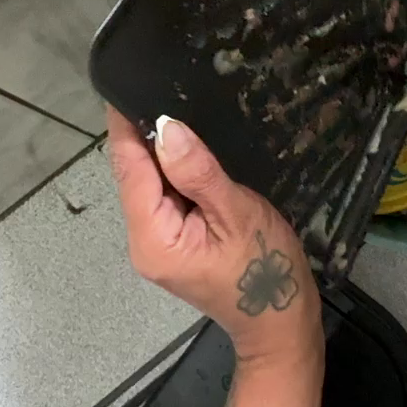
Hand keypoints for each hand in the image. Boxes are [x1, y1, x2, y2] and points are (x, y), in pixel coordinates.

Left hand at [106, 107, 322, 371]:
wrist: (282, 321)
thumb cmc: (266, 270)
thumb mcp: (237, 214)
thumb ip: (198, 172)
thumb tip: (167, 128)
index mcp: (153, 238)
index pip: (130, 169)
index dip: (126, 126)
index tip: (125, 85)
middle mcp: (143, 241)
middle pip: (135, 175)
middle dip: (145, 134)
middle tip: (162, 84)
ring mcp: (156, 243)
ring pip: (150, 184)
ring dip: (162, 150)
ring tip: (176, 103)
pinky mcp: (172, 241)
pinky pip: (165, 196)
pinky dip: (174, 171)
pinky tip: (190, 146)